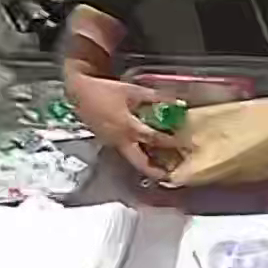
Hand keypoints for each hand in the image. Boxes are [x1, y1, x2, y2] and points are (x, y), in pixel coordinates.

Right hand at [65, 72, 179, 179]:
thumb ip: (156, 98)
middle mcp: (121, 141)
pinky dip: (142, 157)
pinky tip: (152, 156)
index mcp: (128, 127)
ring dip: (151, 167)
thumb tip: (179, 103)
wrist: (78, 92)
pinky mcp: (110, 145)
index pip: (155, 139)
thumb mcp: (133, 91)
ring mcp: (114, 145)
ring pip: (135, 161)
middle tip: (175, 176)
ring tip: (168, 170)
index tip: (188, 145)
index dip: (172, 142)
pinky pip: (128, 154)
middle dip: (159, 173)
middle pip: (143, 164)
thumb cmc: (106, 90)